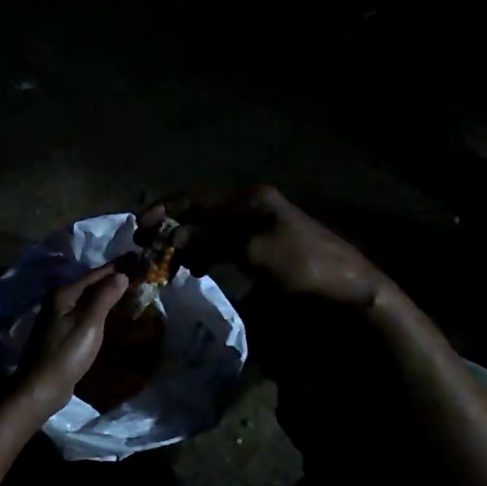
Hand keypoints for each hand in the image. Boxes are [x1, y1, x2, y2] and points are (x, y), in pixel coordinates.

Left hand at [15, 263, 130, 414]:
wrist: (40, 388)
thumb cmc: (66, 354)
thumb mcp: (88, 324)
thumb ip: (104, 297)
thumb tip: (121, 274)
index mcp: (64, 294)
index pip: (96, 274)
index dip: (118, 266)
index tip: (137, 256)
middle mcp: (59, 301)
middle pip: (90, 284)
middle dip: (113, 277)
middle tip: (137, 271)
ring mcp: (58, 317)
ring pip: (87, 298)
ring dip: (106, 292)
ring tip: (128, 288)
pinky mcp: (61, 333)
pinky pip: (85, 312)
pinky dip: (99, 308)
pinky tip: (110, 312)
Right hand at [140, 185, 389, 307]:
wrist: (347, 288)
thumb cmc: (301, 266)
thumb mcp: (251, 251)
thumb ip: (209, 240)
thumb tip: (173, 236)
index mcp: (249, 199)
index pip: (196, 197)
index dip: (165, 209)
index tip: (139, 225)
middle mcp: (251, 206)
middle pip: (201, 212)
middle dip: (172, 227)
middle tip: (146, 247)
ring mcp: (258, 225)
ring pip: (211, 230)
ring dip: (188, 243)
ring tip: (168, 263)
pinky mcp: (264, 246)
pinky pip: (224, 244)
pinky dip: (206, 254)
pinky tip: (196, 269)